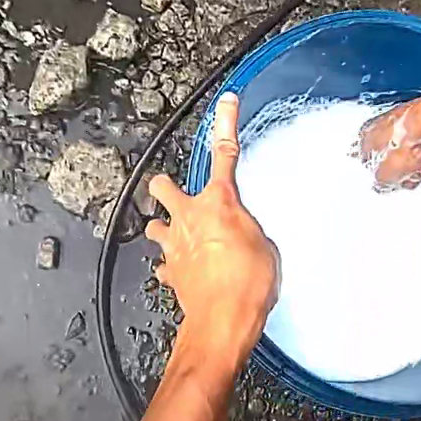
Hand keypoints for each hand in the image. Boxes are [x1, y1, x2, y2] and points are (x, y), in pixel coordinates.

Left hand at [145, 93, 279, 365]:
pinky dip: (171, 265)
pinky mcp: (170, 271)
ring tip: (177, 236)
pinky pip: (164, 264)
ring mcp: (175, 244)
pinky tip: (181, 273)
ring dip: (164, 226)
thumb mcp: (265, 247)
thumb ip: (249, 230)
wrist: (224, 318)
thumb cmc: (250, 282)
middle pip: (163, 185)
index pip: (225, 153)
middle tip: (177, 193)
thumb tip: (243, 232)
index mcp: (219, 202)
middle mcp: (190, 217)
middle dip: (167, 186)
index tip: (227, 102)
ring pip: (154, 223)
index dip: (226, 123)